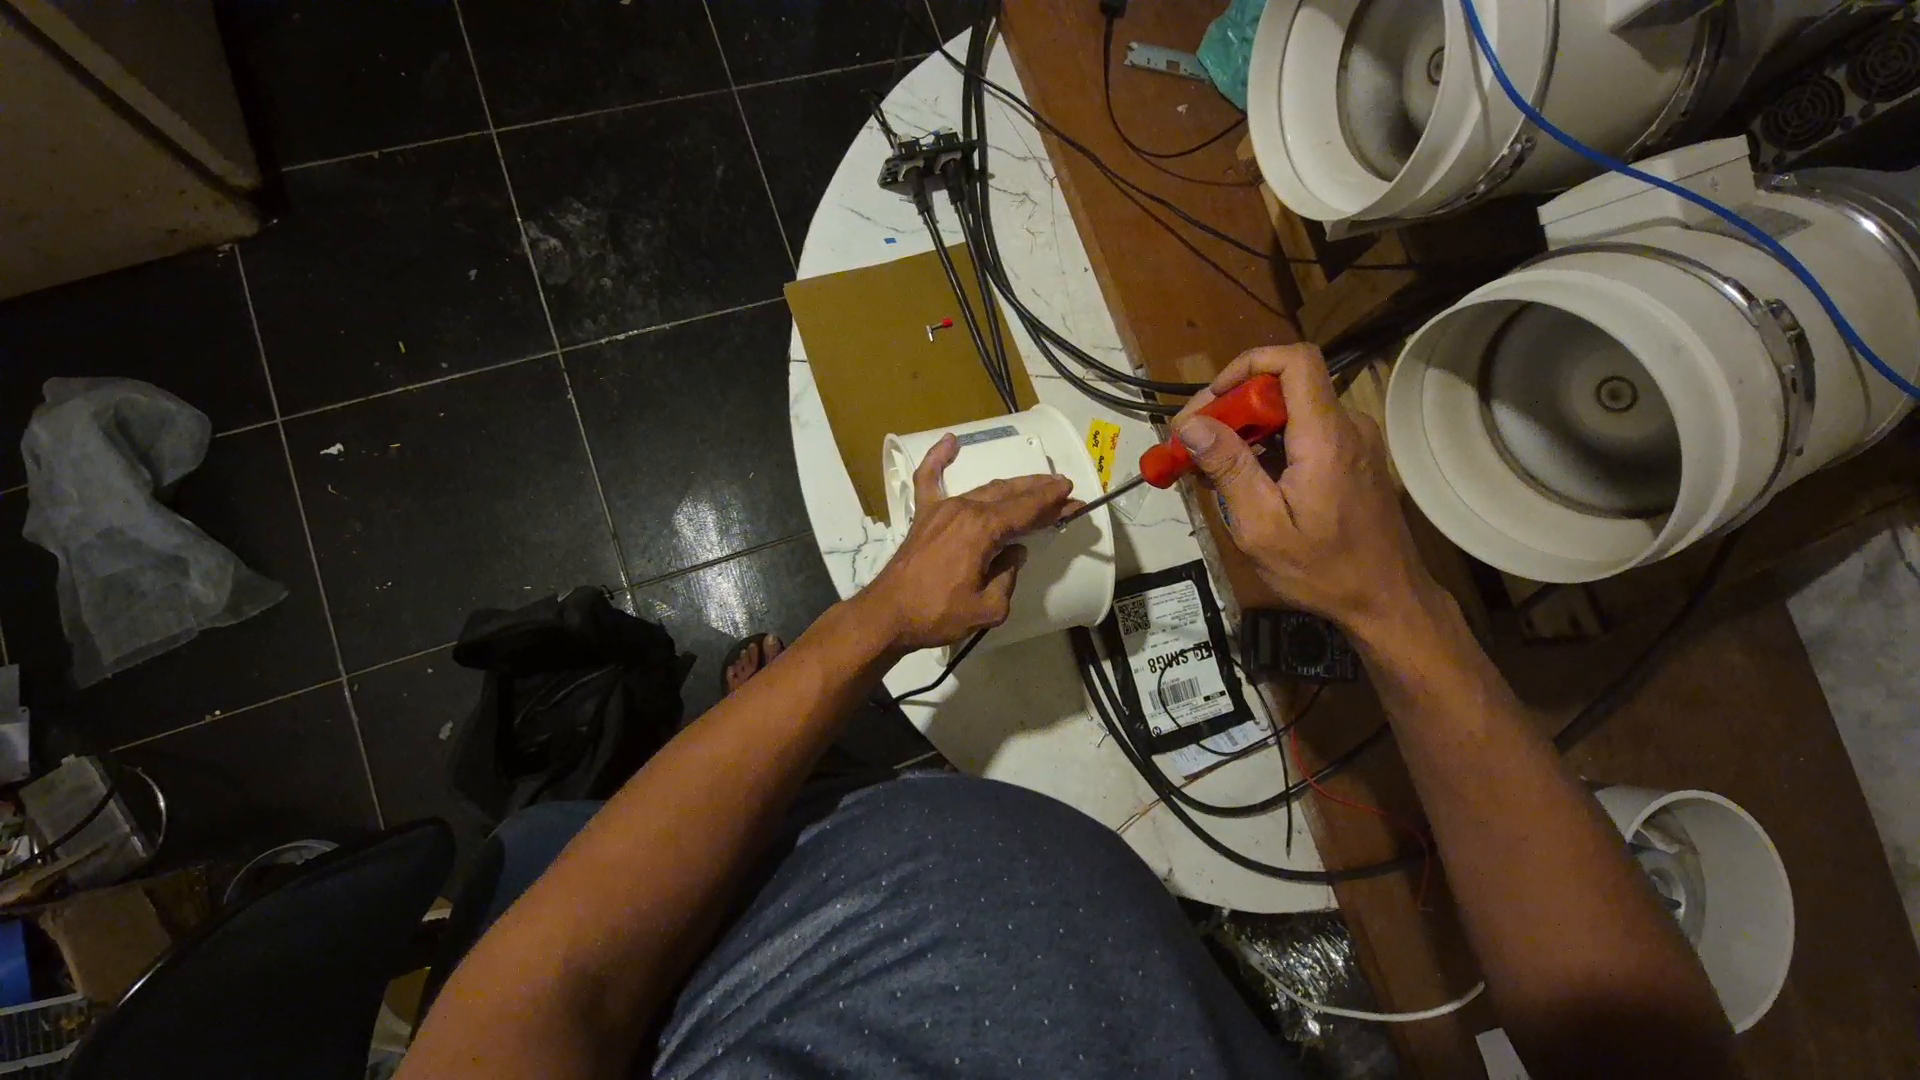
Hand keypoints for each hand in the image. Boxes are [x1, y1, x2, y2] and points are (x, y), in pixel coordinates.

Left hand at [857, 433, 1074, 650]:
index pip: (1027, 511)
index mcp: (982, 529)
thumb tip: (1013, 554)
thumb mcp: (988, 607)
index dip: (1052, 505)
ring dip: (1011, 485)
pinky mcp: (923, 516)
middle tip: (1064, 491)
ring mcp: (940, 509)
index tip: (1074, 498)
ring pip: (983, 489)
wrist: (887, 614)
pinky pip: (929, 479)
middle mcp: (963, 509)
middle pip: (1009, 494)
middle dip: (1039, 492)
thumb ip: (1008, 578)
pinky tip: (950, 442)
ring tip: (1035, 483)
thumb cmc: (938, 613)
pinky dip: (939, 458)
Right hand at [1174, 344, 1440, 637]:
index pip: (1294, 360)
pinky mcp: (1352, 458)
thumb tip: (1191, 424)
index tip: (1211, 402)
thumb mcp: (1261, 526)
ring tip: (1210, 470)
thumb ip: (1228, 469)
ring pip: (1290, 412)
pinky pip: (1302, 434)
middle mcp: (1346, 426)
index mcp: (1325, 437)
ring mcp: (1353, 441)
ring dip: (1246, 432)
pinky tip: (1245, 483)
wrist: (1386, 601)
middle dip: (1231, 408)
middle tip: (1192, 445)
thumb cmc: (1322, 570)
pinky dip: (1267, 447)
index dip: (1247, 365)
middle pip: (1283, 387)